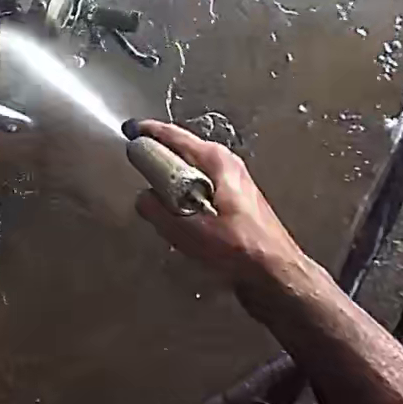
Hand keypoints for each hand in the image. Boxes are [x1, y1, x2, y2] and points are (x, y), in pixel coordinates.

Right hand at [132, 120, 306, 287]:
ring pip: (189, 168)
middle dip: (157, 155)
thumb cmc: (237, 248)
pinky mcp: (234, 196)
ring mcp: (232, 179)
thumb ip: (155, 209)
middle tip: (136, 164)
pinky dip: (182, 191)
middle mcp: (225, 163)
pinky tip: (178, 214)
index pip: (174, 136)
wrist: (273, 272)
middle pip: (181, 149)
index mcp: (215, 161)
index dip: (148, 132)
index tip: (129, 131)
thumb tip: (142, 198)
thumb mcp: (185, 230)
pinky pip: (198, 184)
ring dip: (169, 177)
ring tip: (155, 195)